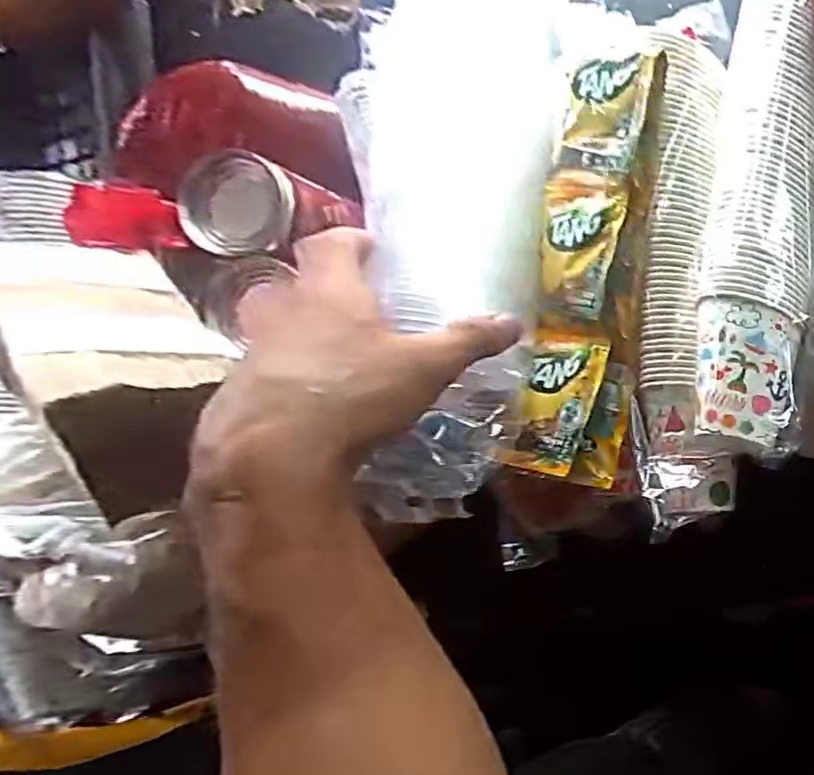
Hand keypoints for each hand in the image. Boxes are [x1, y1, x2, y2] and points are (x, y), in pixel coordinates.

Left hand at [187, 228, 521, 504]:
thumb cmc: (359, 389)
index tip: (373, 246)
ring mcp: (260, 338)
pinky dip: (296, 357)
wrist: (281, 443)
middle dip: (327, 280)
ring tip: (339, 337)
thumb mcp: (429, 366)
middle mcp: (287, 304)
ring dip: (304, 317)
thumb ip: (468, 341)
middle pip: (299, 276)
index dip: (352, 239)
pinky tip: (323, 380)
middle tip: (360, 297)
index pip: (332, 244)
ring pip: (278, 313)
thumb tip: (511, 321)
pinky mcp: (248, 375)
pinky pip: (274, 352)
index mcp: (332, 291)